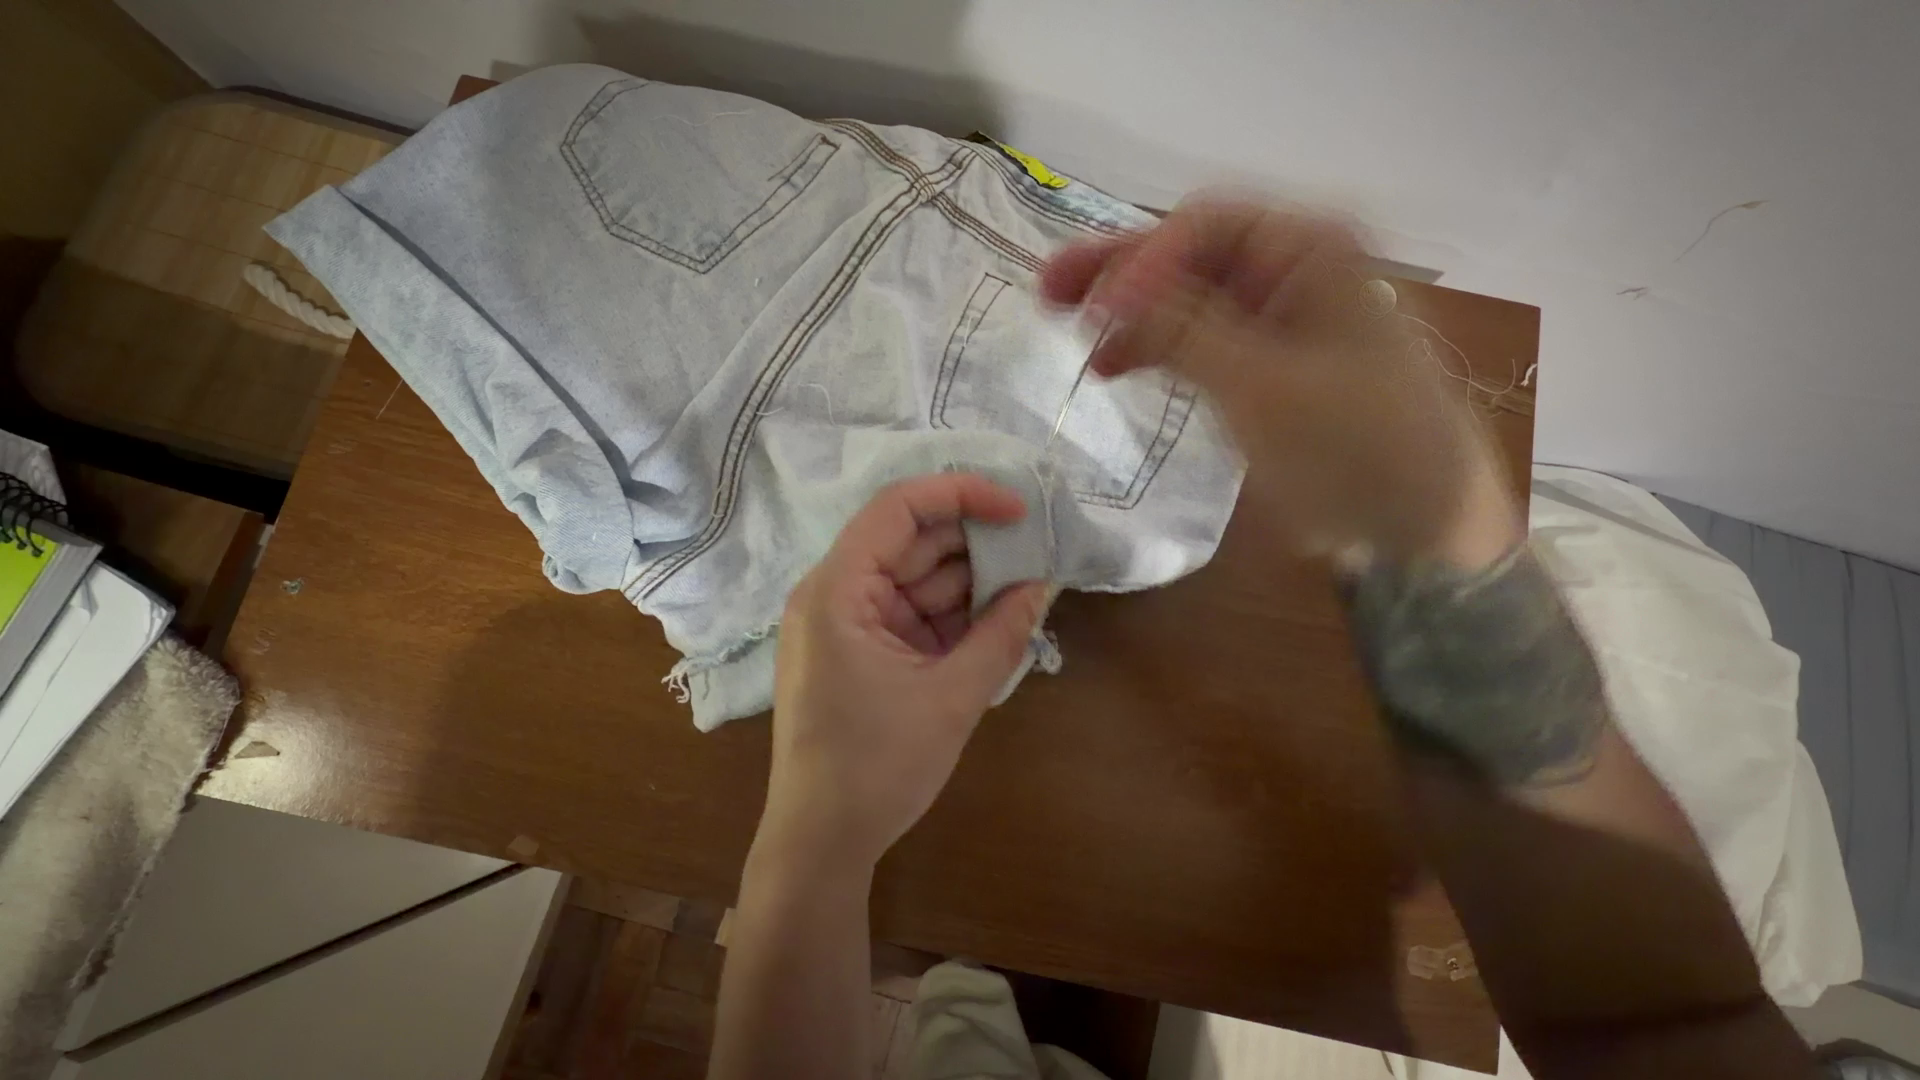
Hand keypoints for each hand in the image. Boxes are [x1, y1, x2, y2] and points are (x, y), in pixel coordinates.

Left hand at [758, 473, 1050, 874]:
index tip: (1017, 507)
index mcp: (838, 591)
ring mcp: (845, 626)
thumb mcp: (951, 698)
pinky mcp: (859, 654)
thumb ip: (1001, 635)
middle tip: (1036, 546)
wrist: (822, 842)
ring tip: (1029, 581)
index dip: (960, 494)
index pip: (898, 509)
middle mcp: (834, 595)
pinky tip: (997, 617)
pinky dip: (952, 615)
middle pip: (909, 542)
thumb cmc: (877, 768)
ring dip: (968, 580)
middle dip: (973, 542)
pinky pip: (911, 615)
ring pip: (915, 579)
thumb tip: (1043, 584)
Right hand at [1042, 193, 1519, 565]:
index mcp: (1307, 248)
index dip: (1142, 260)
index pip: (1204, 227)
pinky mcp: (1264, 364)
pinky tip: (1116, 365)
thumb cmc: (1354, 447)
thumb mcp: (1262, 386)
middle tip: (1047, 290)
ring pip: (1185, 298)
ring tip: (1069, 330)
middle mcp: (1290, 269)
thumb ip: (1181, 331)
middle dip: (1118, 272)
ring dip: (1128, 311)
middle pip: (1187, 256)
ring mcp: (1276, 318)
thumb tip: (1104, 294)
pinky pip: (1198, 339)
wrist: (1420, 523)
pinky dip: (1156, 347)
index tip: (1096, 311)